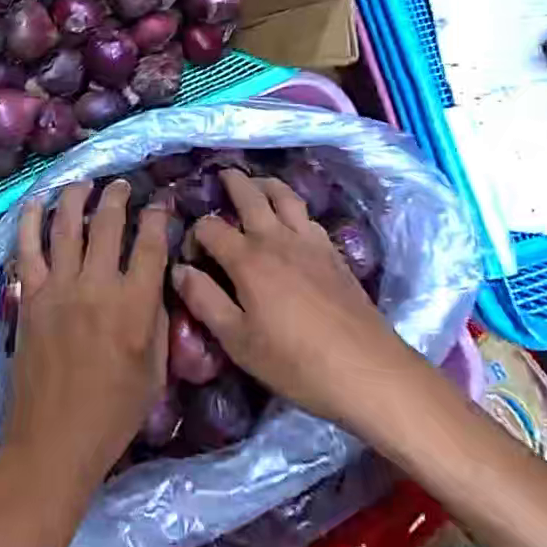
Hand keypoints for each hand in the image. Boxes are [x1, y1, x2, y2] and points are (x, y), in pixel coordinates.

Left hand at [5, 179, 170, 479]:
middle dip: (118, 197)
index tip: (161, 202)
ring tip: (85, 184)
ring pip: (67, 225)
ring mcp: (58, 287)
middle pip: (108, 223)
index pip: (151, 244)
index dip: (158, 216)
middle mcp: (97, 285)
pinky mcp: (30, 295)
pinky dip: (31, 220)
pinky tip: (38, 201)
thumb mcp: (156, 371)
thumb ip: (156, 319)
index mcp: (134, 305)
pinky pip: (28, 247)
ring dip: (77, 197)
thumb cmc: (113, 412)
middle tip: (123, 186)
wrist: (55, 438)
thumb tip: (156, 280)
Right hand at [171, 170, 420, 428]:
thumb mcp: (237, 340)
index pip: (210, 227)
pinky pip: (308, 216)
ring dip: (267, 185)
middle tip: (224, 175)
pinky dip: (293, 208)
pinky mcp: (334, 253)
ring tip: (257, 184)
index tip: (192, 254)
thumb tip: (179, 270)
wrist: (366, 370)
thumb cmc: (294, 361)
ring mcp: (310, 242)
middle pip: (251, 195)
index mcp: (247, 258)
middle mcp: (277, 239)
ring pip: (285, 196)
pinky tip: (292, 221)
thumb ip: (204, 300)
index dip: (195, 234)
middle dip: (233, 182)